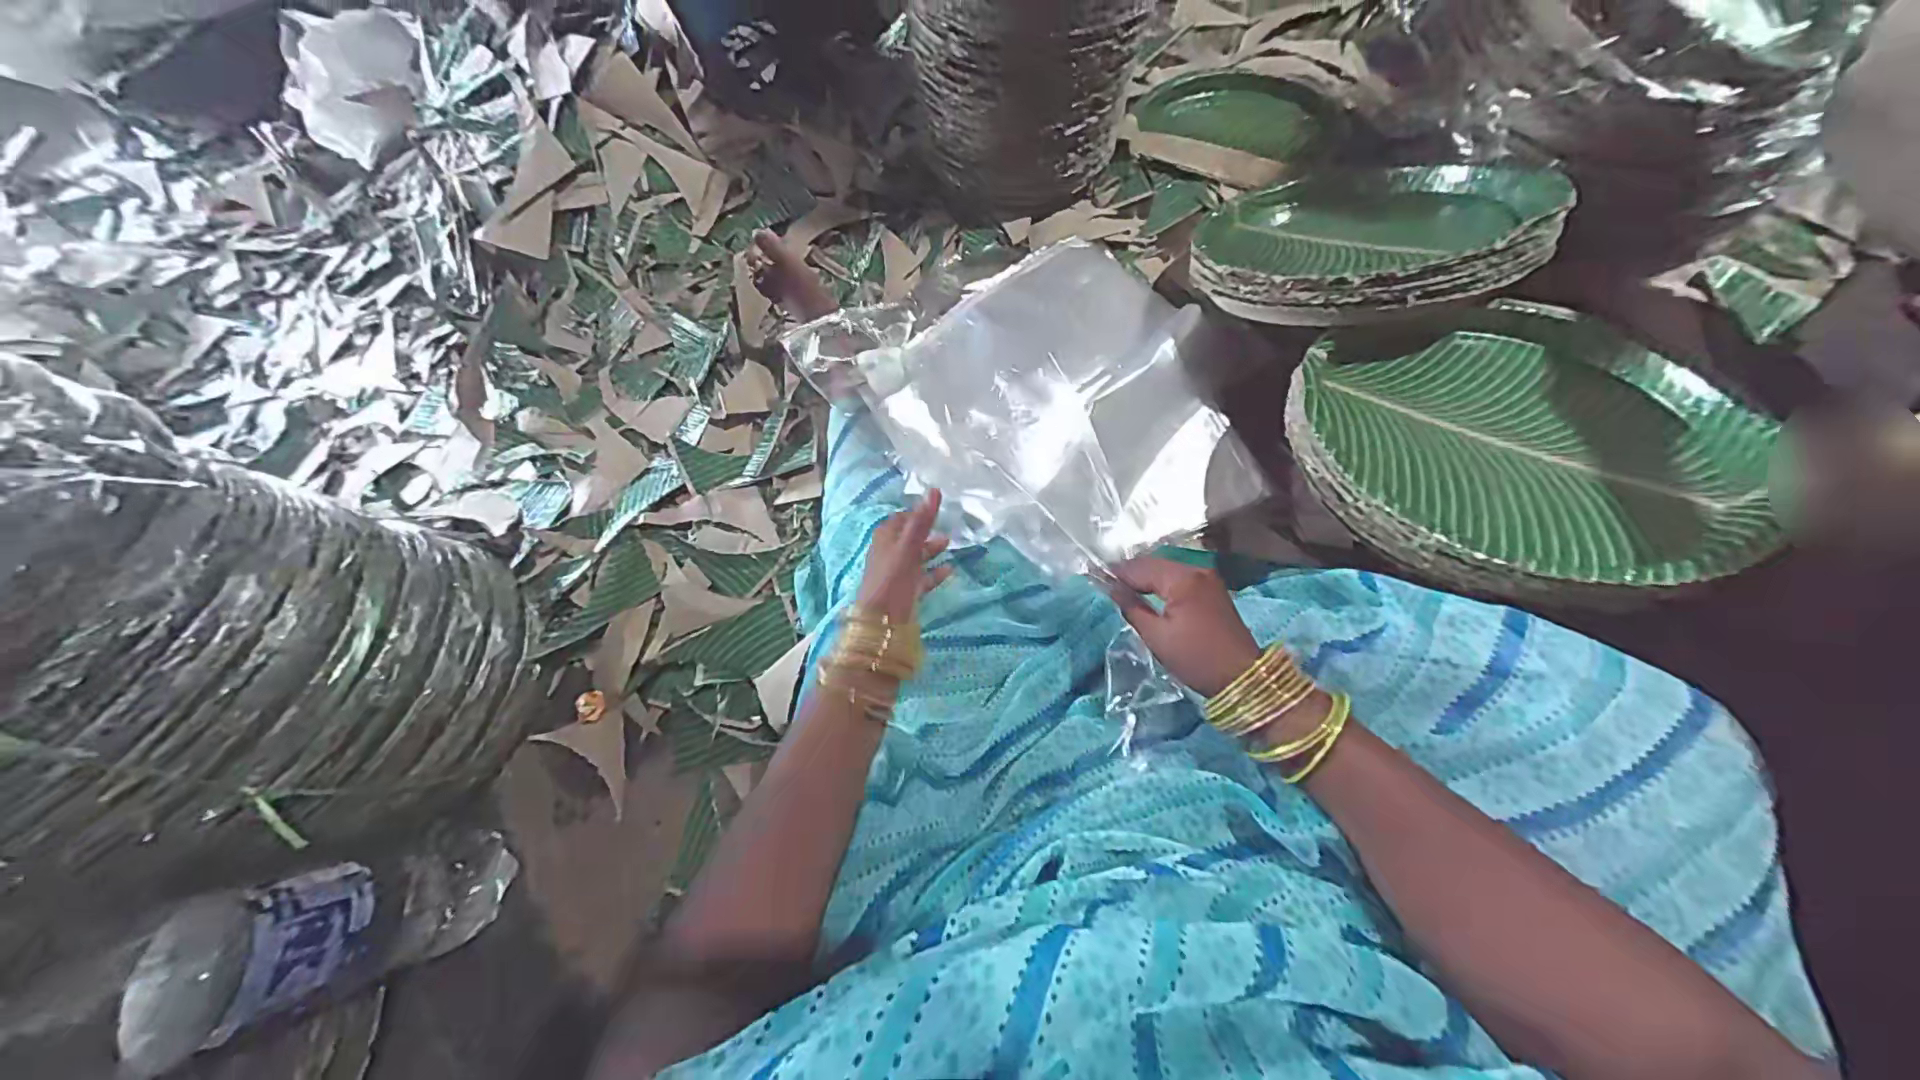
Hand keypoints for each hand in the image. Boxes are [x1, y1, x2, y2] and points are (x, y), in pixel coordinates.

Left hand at [855, 489, 952, 623]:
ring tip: (950, 544)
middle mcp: (890, 552)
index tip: (936, 508)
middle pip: (910, 537)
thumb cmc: (892, 578)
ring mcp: (898, 572)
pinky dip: (935, 573)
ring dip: (932, 550)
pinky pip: (923, 577)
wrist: (882, 620)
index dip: (917, 512)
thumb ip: (921, 521)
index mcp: (885, 538)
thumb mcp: (908, 546)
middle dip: (927, 531)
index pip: (901, 518)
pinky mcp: (906, 590)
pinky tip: (950, 570)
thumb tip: (934, 490)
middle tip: (947, 525)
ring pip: (916, 557)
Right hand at [1110, 555, 1261, 696]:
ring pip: (1167, 569)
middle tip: (1104, 580)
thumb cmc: (1196, 658)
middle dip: (1130, 571)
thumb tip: (1111, 587)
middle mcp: (1197, 570)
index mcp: (1183, 579)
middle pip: (1155, 563)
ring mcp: (1208, 578)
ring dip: (1145, 575)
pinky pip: (1179, 577)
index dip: (1116, 572)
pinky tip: (1148, 590)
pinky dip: (1161, 581)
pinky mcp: (1212, 589)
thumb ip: (1132, 607)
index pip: (1140, 568)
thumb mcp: (1157, 636)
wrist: (1243, 676)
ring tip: (1122, 586)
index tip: (1093, 575)